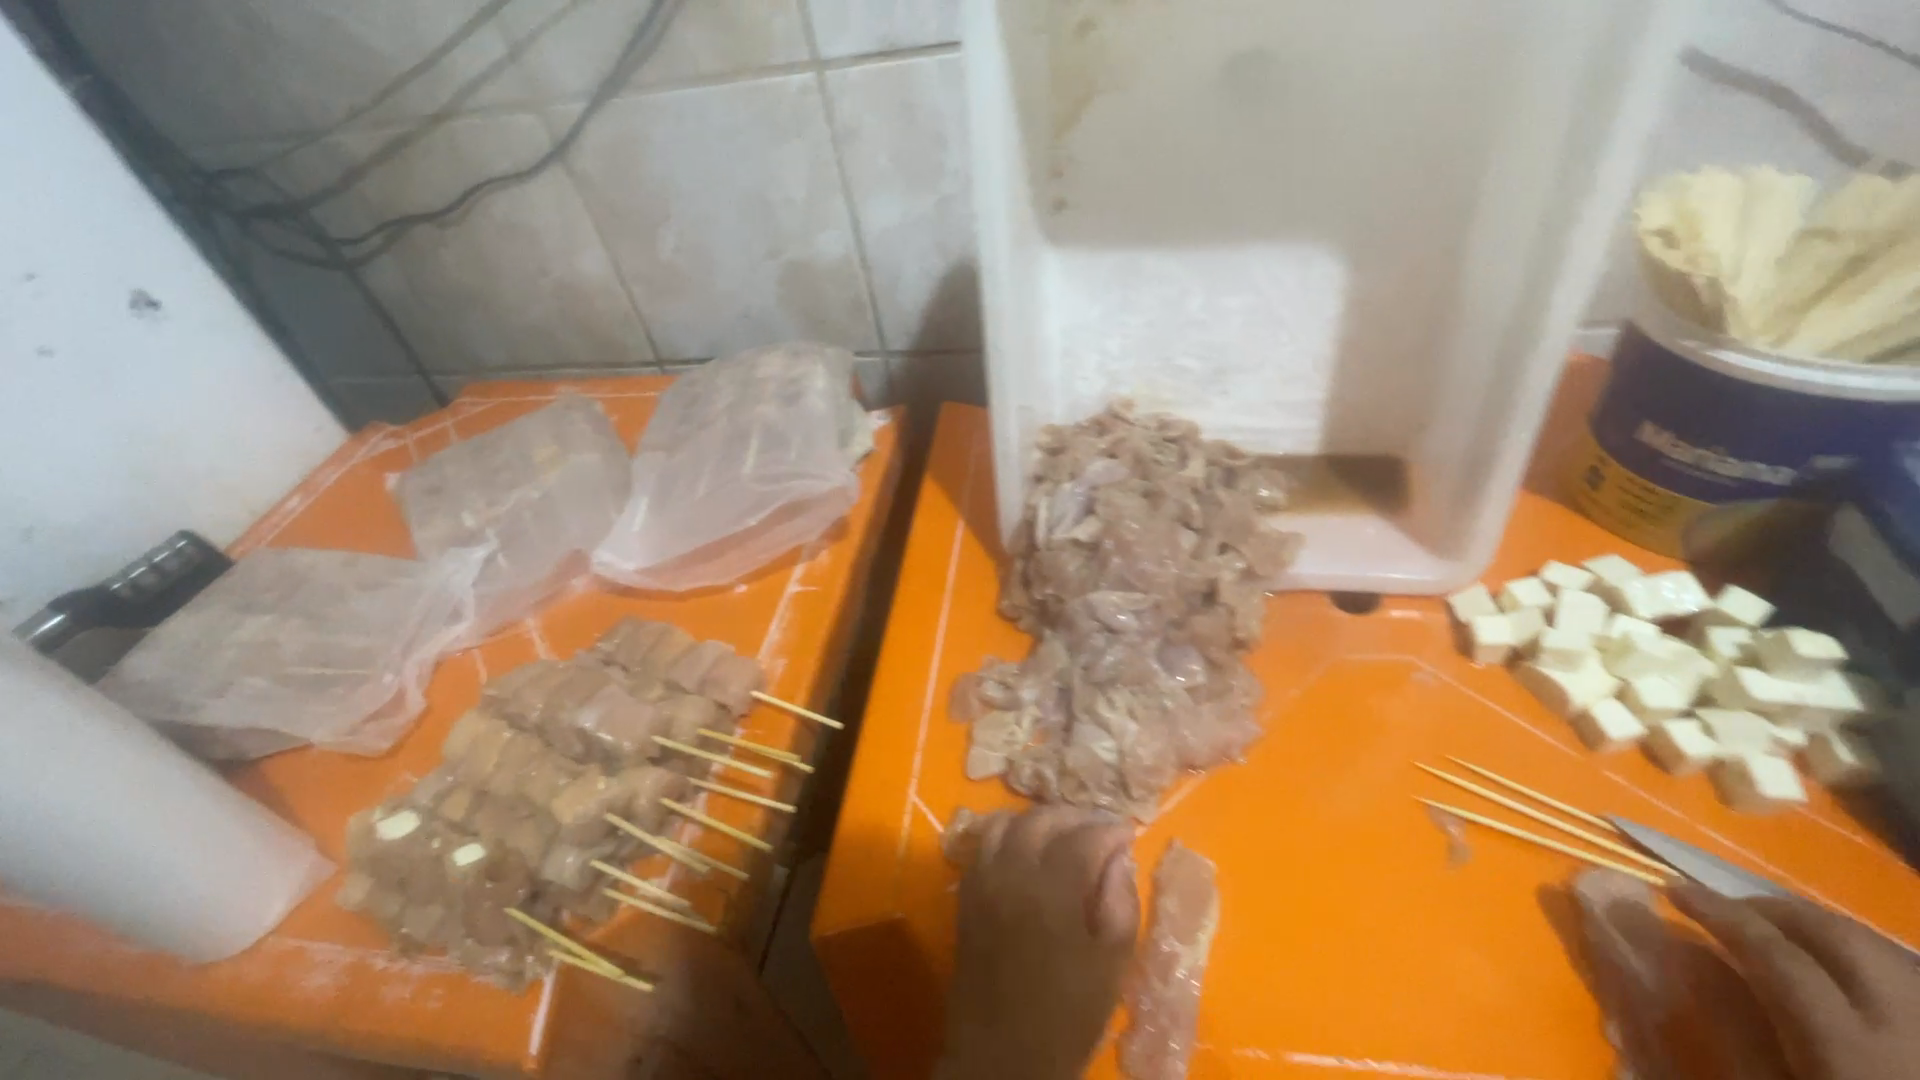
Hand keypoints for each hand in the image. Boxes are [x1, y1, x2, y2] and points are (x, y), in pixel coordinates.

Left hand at [935, 807, 1139, 1079]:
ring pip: (1007, 821)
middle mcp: (1012, 875)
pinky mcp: (966, 893)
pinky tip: (1028, 846)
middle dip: (1077, 815)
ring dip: (1040, 818)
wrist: (1001, 1056)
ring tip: (1065, 831)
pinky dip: (1009, 831)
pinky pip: (984, 842)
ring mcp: (983, 881)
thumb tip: (1118, 857)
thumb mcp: (1112, 966)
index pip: (1084, 838)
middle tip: (1102, 828)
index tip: (1130, 832)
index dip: (1111, 829)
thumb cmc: (1067, 1017)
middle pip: (1042, 819)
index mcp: (1052, 894)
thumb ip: (1120, 903)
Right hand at [1675, 885, 1919, 1079]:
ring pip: (1882, 949)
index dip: (1718, 913)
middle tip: (1723, 908)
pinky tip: (1841, 974)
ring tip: (1776, 932)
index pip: (1774, 952)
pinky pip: (1910, 978)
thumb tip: (1686, 964)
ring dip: (1820, 930)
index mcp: (1849, 1045)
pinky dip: (1866, 961)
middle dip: (1771, 909)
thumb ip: (1737, 1034)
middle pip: (1836, 935)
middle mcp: (1904, 1024)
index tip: (1672, 892)